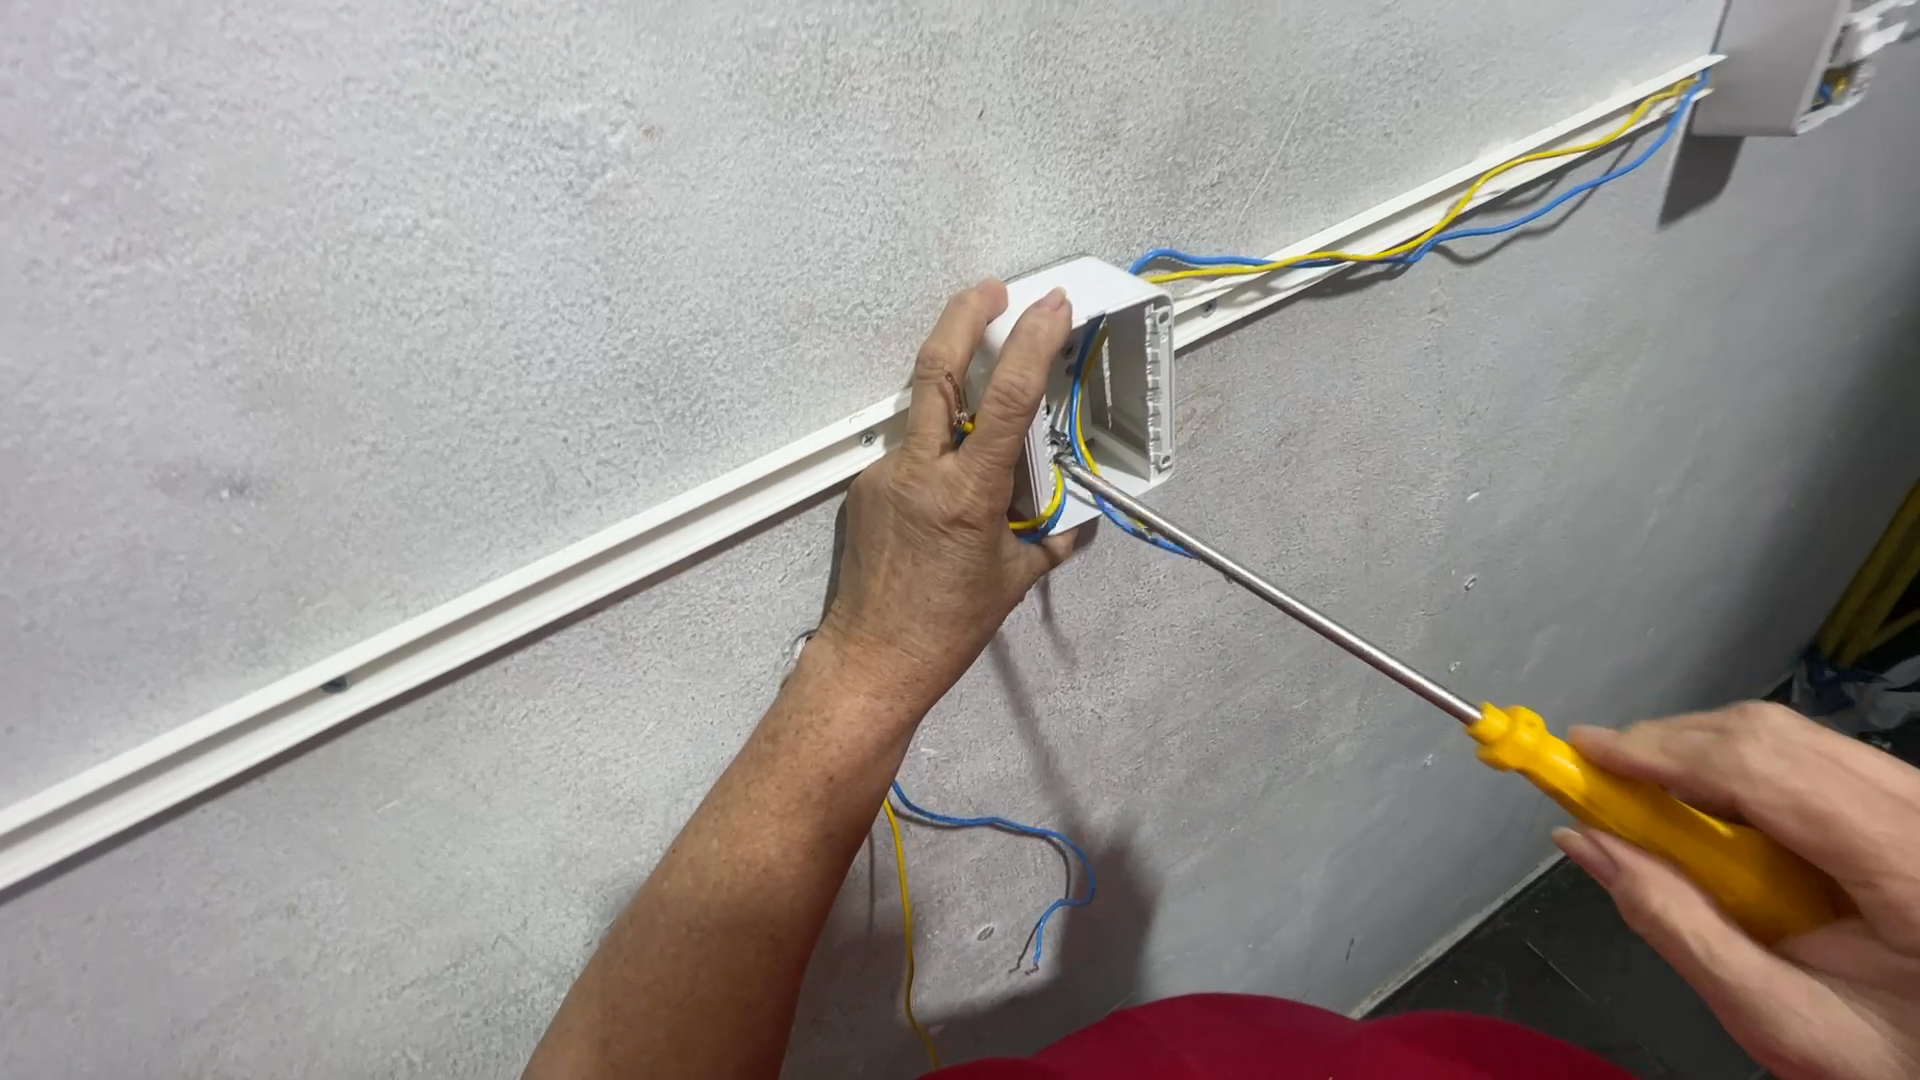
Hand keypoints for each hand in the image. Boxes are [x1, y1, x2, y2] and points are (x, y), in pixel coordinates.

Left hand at [814, 279, 1078, 713]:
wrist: (872, 657)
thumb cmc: (949, 627)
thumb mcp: (1013, 581)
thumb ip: (1051, 542)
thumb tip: (1077, 521)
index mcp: (968, 494)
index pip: (1006, 400)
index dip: (1032, 344)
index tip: (1050, 306)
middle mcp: (921, 471)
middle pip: (936, 370)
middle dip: (963, 316)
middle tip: (990, 288)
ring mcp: (885, 475)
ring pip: (919, 407)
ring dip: (950, 377)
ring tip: (981, 369)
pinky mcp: (864, 487)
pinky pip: (908, 450)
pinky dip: (935, 444)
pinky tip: (949, 473)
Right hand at [1553, 703, 1919, 1079]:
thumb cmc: (1899, 1059)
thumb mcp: (1786, 1021)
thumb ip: (1679, 927)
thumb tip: (1583, 842)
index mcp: (1911, 871)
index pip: (1762, 769)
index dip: (1662, 749)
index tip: (1584, 750)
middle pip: (1773, 737)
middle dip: (1670, 744)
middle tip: (1605, 776)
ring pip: (1792, 738)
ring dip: (1703, 753)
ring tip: (1653, 794)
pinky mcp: (1915, 810)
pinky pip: (1817, 757)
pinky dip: (1745, 768)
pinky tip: (1719, 811)